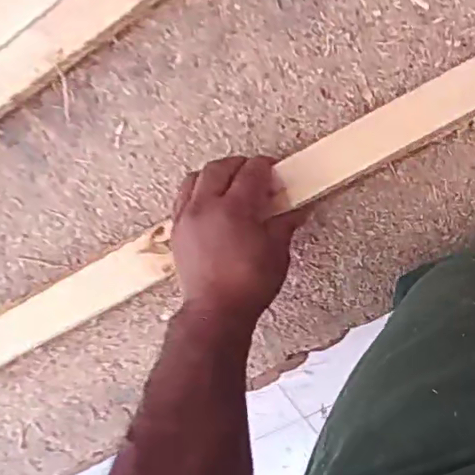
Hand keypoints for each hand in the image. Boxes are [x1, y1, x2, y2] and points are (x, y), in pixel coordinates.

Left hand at [169, 156, 304, 324]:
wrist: (217, 309)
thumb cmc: (248, 285)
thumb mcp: (277, 253)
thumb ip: (284, 225)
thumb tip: (296, 212)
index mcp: (235, 209)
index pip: (251, 172)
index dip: (266, 166)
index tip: (274, 168)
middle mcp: (207, 206)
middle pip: (220, 168)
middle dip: (240, 164)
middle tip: (256, 171)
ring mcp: (187, 216)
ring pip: (196, 177)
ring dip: (215, 173)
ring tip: (230, 182)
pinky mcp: (177, 229)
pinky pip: (183, 196)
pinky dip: (198, 190)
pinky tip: (210, 201)